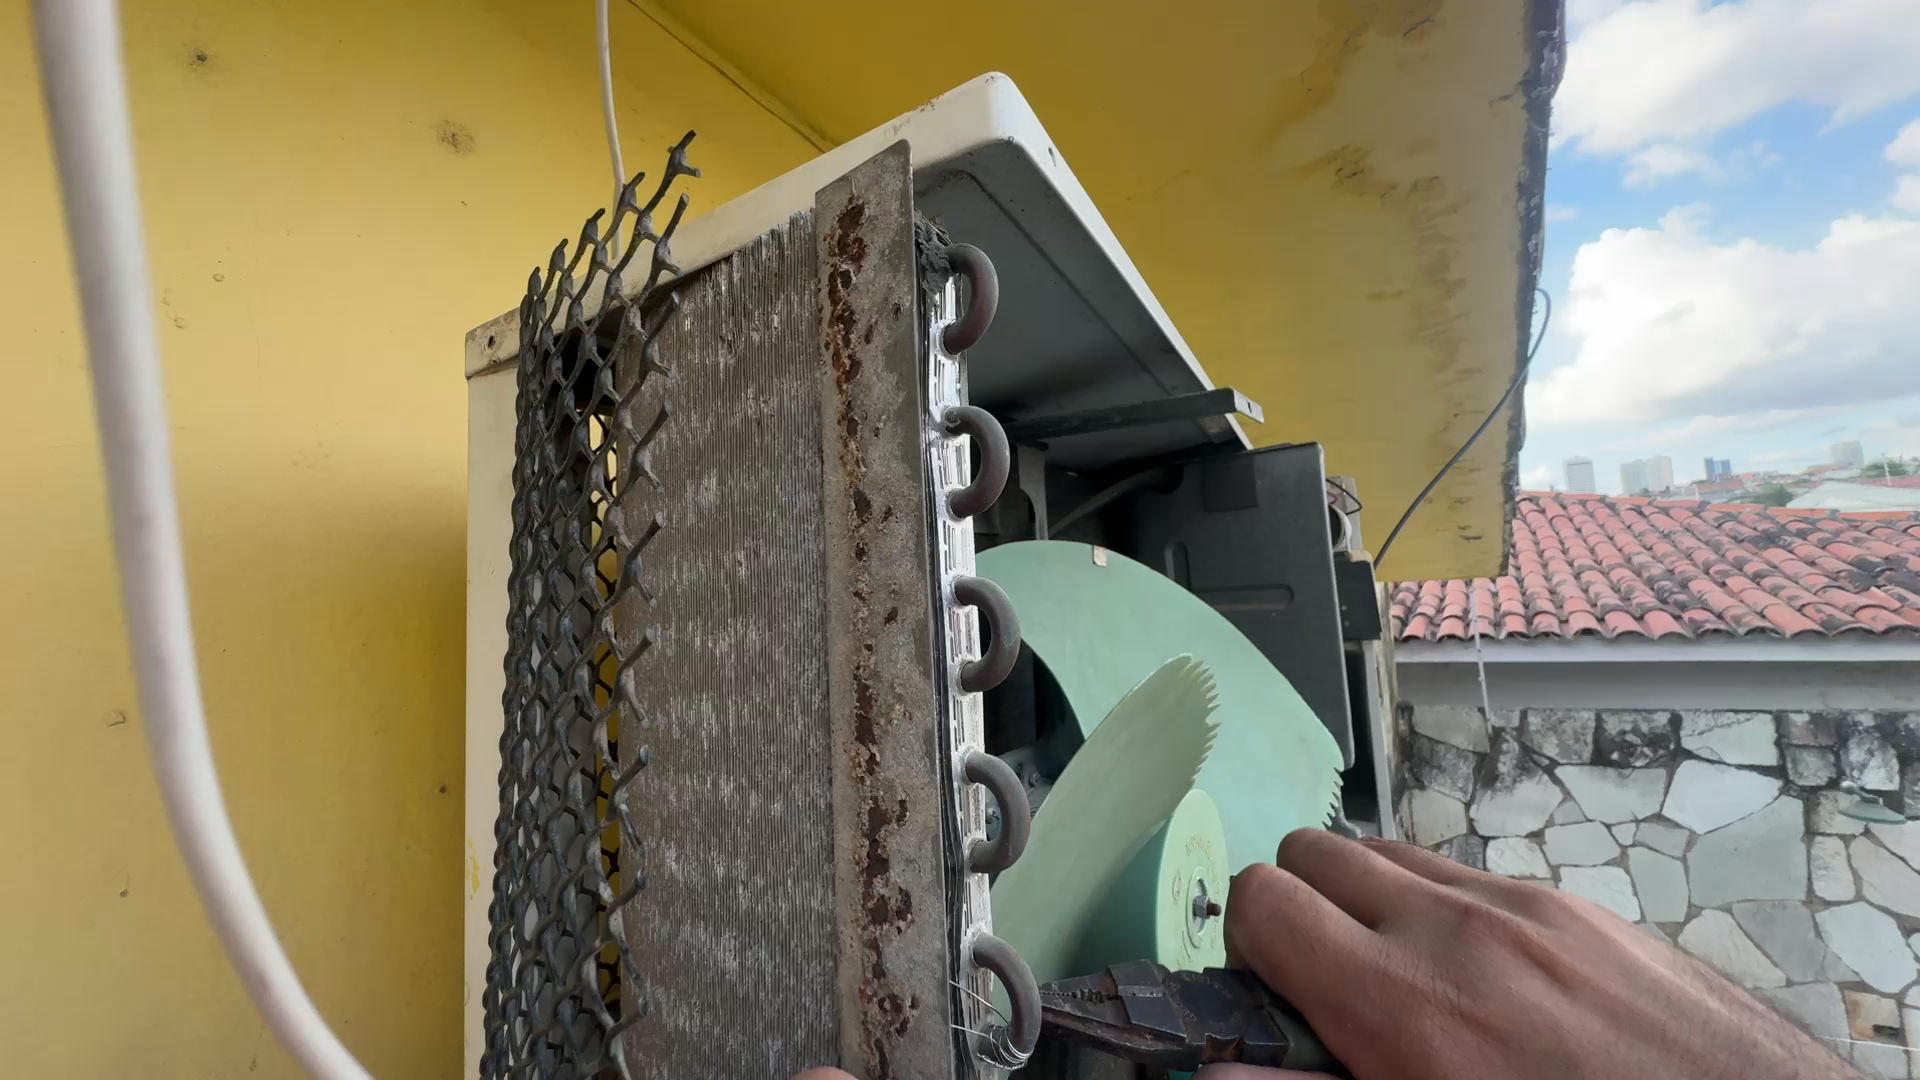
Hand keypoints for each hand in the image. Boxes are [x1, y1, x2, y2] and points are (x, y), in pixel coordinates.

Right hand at [1210, 829, 1852, 1079]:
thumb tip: (1216, 1073)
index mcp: (1404, 1001)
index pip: (1260, 896)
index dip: (1249, 938)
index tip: (1279, 990)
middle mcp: (1452, 925)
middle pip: (1309, 847)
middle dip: (1299, 901)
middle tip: (1335, 978)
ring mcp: (1522, 903)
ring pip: (1382, 851)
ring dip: (1368, 898)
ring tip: (1415, 976)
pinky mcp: (1580, 905)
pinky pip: (1465, 875)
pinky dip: (1445, 910)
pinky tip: (1498, 984)